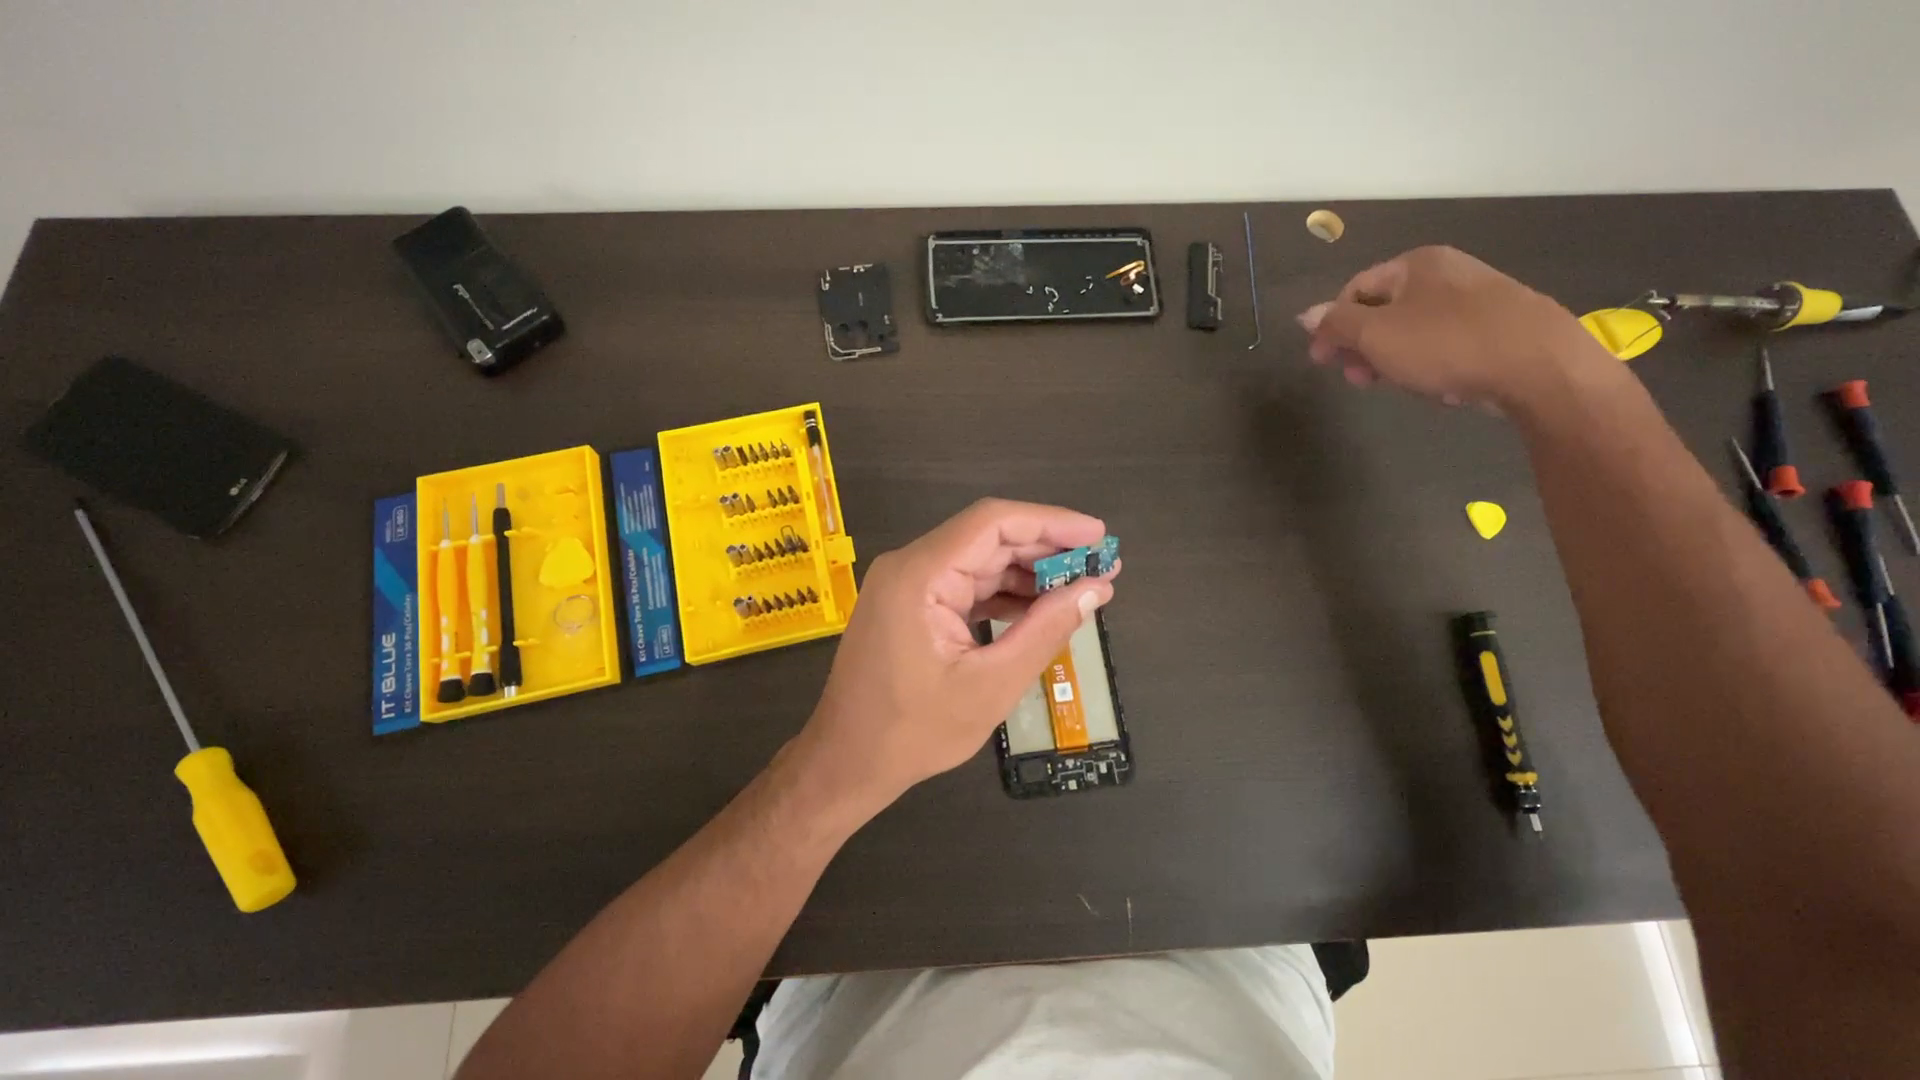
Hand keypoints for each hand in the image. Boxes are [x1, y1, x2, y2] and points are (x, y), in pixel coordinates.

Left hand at [796, 498, 1117, 810]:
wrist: (847, 762)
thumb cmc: (914, 731)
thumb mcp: (991, 685)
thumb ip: (1045, 631)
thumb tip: (1095, 589)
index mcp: (920, 576)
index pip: (993, 523)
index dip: (1050, 522)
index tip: (1098, 536)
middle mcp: (910, 567)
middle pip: (988, 539)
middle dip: (1048, 549)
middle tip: (1104, 565)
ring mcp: (907, 586)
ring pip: (979, 561)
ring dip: (1029, 573)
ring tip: (1084, 588)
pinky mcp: (911, 606)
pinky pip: (965, 586)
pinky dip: (1004, 594)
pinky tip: (1042, 608)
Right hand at [1297, 246, 1613, 410]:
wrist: (1539, 365)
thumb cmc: (1446, 343)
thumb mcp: (1376, 335)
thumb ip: (1337, 324)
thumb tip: (1306, 315)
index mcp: (1416, 264)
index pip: (1356, 289)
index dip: (1332, 325)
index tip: (1323, 361)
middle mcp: (1448, 272)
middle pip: (1386, 310)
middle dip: (1364, 347)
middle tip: (1357, 380)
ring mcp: (1479, 299)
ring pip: (1416, 331)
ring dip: (1396, 360)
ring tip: (1399, 387)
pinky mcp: (1501, 328)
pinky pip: (1449, 345)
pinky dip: (1432, 365)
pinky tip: (1438, 388)